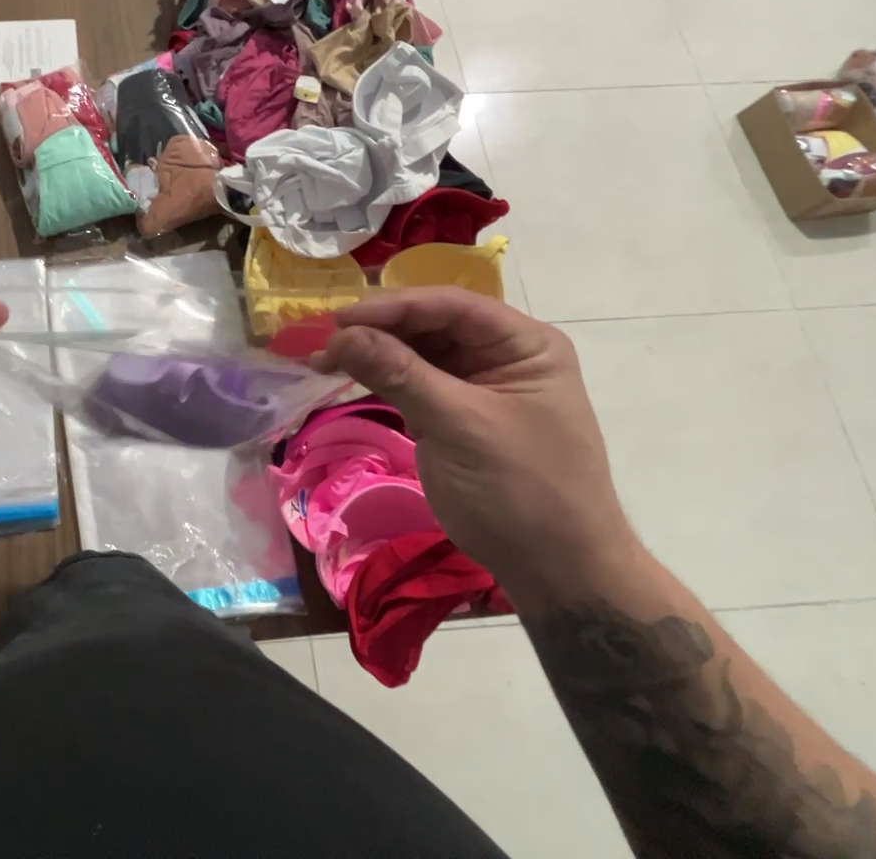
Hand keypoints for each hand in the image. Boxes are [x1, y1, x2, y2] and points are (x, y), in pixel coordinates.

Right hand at [312, 287, 642, 595]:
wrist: (553, 568)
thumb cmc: (522, 489)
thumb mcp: (460, 426)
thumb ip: (400, 374)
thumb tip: (340, 336)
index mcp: (523, 345)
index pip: (451, 307)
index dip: (394, 306)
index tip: (340, 320)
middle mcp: (499, 355)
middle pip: (429, 324)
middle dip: (377, 329)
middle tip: (324, 342)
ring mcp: (472, 385)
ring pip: (413, 352)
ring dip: (370, 352)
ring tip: (322, 359)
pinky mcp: (448, 414)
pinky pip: (407, 381)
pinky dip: (375, 377)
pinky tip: (341, 374)